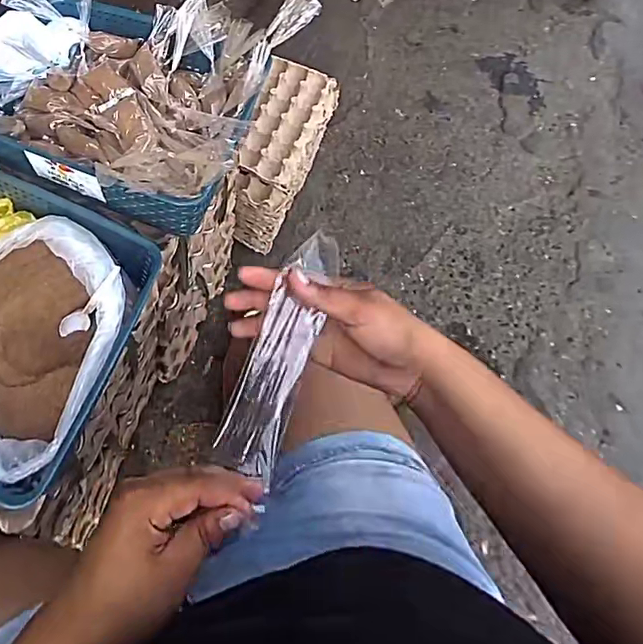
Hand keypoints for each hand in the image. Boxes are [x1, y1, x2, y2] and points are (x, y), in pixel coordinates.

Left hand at [18, 467, 261, 643]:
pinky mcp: (130, 511)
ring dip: (211, 490)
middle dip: (225, 484)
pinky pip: (170, 494)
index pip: (199, 483)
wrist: (78, 629)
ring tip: (241, 499)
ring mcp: (131, 497)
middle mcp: (137, 487)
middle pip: (190, 476)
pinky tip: (210, 507)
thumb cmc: (126, 604)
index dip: (232, 489)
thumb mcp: (173, 573)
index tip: (261, 498)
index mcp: (145, 497)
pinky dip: (194, 498)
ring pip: (181, 482)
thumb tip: (236, 510)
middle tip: (258, 494)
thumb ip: (205, 534)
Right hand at [225, 266, 437, 402]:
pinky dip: (271, 342)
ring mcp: (319, 330)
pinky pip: (290, 344)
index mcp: (332, 289)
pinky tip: (255, 342)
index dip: (268, 278)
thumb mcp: (359, 309)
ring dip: (259, 322)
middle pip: (282, 300)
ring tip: (233, 325)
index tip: (244, 275)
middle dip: (256, 300)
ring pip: (282, 322)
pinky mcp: (320, 352)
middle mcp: (322, 307)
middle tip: (230, 301)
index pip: (293, 281)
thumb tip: (292, 277)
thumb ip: (323, 297)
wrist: (412, 368)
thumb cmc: (394, 330)